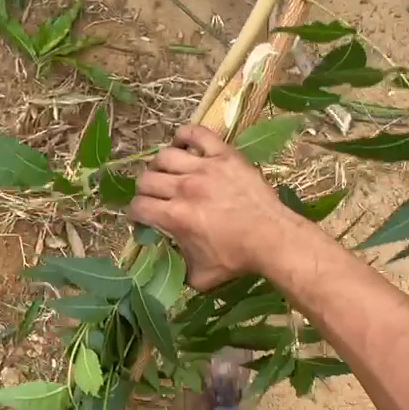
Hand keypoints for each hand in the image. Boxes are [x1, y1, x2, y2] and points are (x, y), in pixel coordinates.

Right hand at [129, 125, 301, 289]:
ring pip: (164, 156)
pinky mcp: (223, 155)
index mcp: (176, 217)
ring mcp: (204, 168)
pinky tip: (182, 147)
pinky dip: (184, 136)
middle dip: (144, 191)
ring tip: (167, 175)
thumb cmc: (237, 259)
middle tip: (155, 198)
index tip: (143, 217)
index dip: (135, 213)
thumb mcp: (199, 276)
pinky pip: (196, 133)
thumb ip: (176, 267)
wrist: (272, 238)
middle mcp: (184, 188)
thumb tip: (162, 262)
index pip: (138, 206)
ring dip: (159, 167)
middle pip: (146, 179)